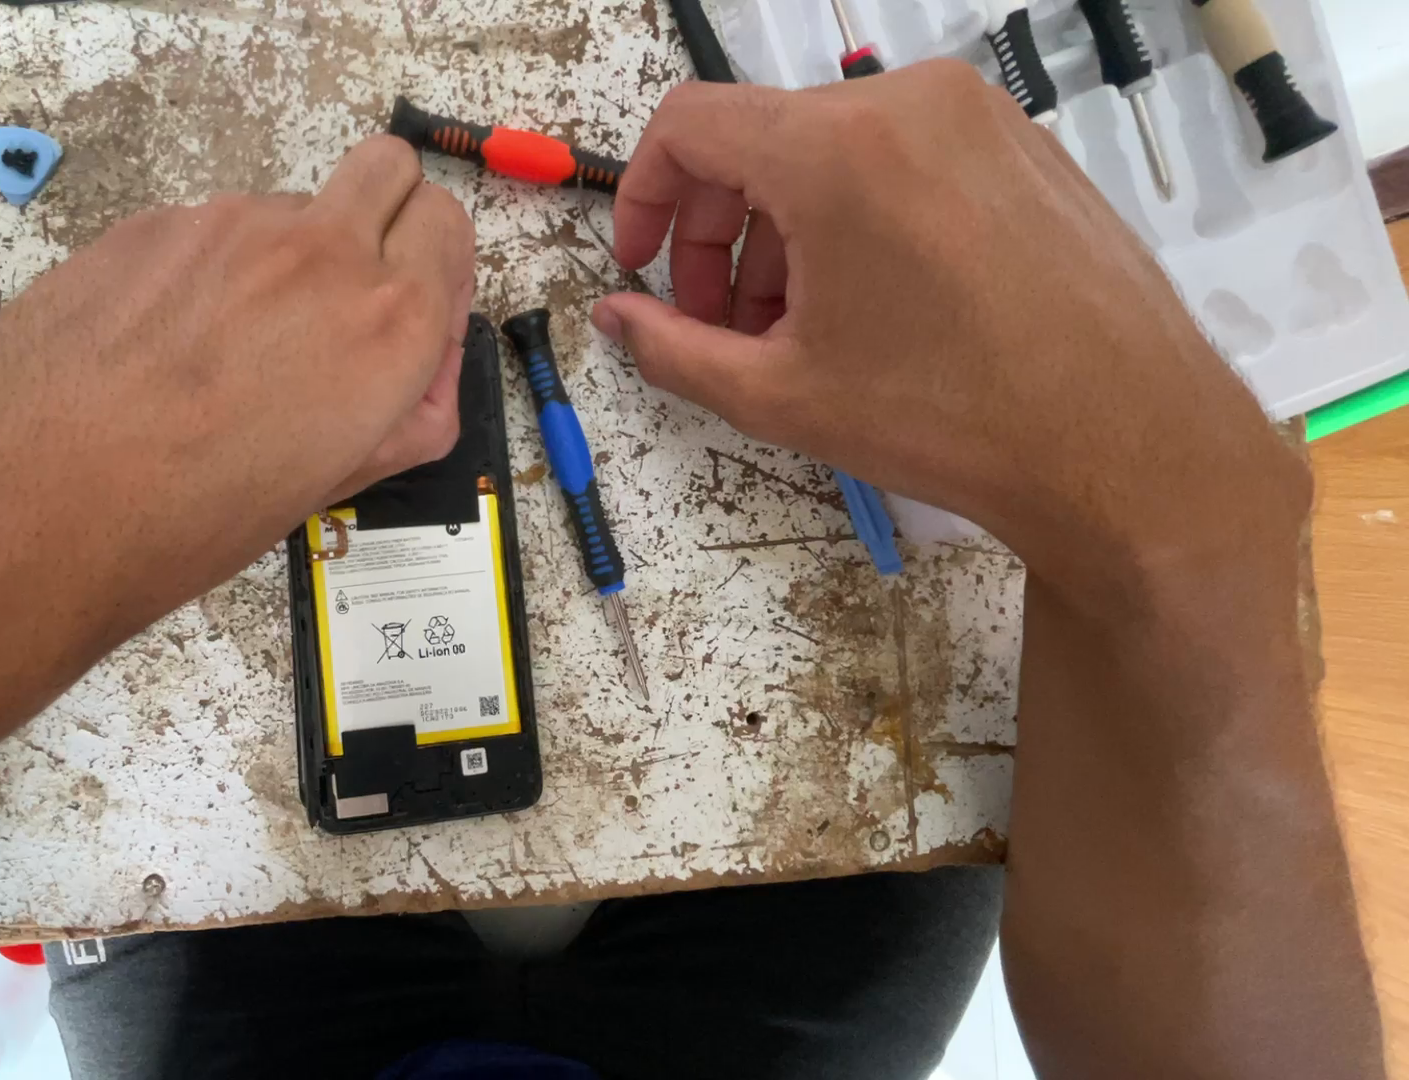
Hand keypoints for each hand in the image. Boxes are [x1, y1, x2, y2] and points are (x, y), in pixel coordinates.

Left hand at [0, 135, 474, 729]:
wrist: (39, 502)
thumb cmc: (201, 516)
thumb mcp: (338, 482)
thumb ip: (411, 412)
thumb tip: (423, 367)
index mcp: (389, 325)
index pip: (450, 232)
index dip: (436, 274)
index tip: (407, 320)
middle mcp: (323, 253)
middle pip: (391, 170)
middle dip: (389, 220)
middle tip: (349, 301)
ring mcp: (232, 224)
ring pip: (295, 205)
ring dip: (293, 257)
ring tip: (234, 351)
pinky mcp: (155, 222)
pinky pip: (217, 226)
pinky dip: (218, 268)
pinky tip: (173, 344)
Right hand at [592, 64, 1306, 609]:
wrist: (1121, 442)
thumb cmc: (931, 416)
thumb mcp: (770, 394)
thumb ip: (667, 347)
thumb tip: (609, 316)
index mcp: (835, 150)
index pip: (689, 124)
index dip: (641, 195)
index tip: (640, 268)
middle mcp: (905, 102)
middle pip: (752, 143)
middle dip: (709, 236)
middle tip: (715, 326)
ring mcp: (973, 115)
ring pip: (819, 156)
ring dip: (771, 241)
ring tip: (786, 333)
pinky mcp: (1015, 145)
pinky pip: (887, 163)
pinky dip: (838, 226)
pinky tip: (857, 310)